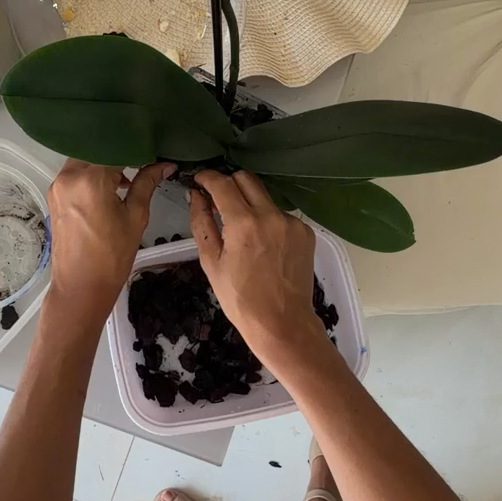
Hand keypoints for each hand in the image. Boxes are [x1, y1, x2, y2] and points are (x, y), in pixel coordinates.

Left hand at [46, 160, 171, 321]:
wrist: (81, 287)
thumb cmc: (111, 256)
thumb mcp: (135, 217)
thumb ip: (147, 184)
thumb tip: (164, 165)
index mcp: (90, 181)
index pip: (117, 149)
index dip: (137, 150)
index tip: (153, 155)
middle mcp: (68, 178)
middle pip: (97, 150)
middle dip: (119, 154)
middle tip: (141, 163)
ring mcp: (58, 187)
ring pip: (84, 160)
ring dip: (104, 164)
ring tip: (128, 177)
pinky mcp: (55, 197)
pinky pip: (75, 174)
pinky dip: (92, 175)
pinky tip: (111, 188)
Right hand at [188, 171, 323, 353]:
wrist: (283, 323)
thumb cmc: (240, 299)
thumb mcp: (211, 262)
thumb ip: (202, 223)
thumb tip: (196, 196)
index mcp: (244, 224)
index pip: (222, 183)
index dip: (207, 177)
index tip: (200, 180)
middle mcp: (271, 216)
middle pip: (246, 179)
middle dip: (229, 183)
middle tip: (219, 200)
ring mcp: (291, 223)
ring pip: (265, 197)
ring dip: (250, 204)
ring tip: (244, 232)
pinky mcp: (305, 232)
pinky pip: (281, 215)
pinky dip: (269, 222)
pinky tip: (265, 245)